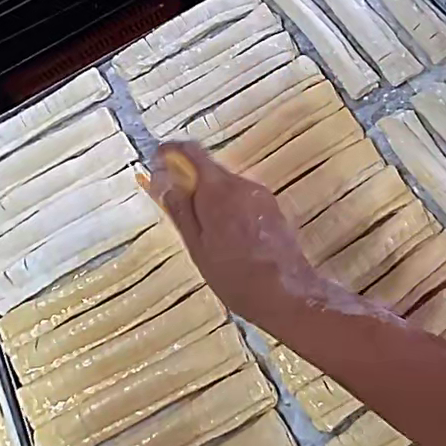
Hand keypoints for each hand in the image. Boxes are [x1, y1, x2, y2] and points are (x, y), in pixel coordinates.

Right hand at [146, 142, 333, 324]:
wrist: (286, 293)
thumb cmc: (235, 275)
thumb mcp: (197, 245)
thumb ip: (180, 209)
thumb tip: (163, 179)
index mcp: (219, 189)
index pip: (193, 152)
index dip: (172, 152)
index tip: (158, 161)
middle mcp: (243, 184)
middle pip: (211, 171)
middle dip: (192, 185)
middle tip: (178, 213)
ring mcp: (262, 195)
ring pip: (227, 187)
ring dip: (211, 200)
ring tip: (206, 237)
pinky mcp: (273, 208)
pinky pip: (243, 200)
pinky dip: (229, 210)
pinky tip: (229, 240)